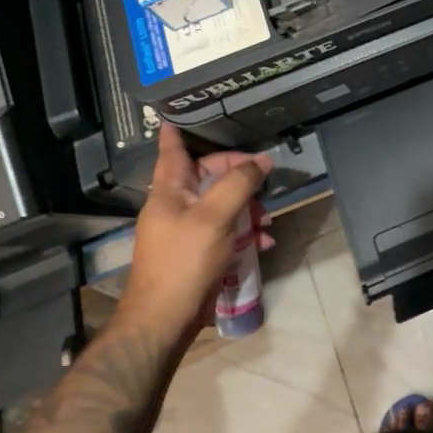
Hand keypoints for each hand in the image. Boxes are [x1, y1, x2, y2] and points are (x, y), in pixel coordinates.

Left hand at [116, 124, 273, 338]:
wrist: (163, 320)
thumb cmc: (184, 262)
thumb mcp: (215, 218)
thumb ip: (238, 184)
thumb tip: (261, 161)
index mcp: (169, 191)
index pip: (172, 150)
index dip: (176, 130)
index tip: (177, 111)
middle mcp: (174, 206)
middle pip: (208, 176)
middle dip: (239, 176)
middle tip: (266, 180)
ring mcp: (184, 230)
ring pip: (220, 204)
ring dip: (247, 208)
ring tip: (268, 221)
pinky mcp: (195, 252)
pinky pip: (223, 231)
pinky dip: (243, 233)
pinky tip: (263, 243)